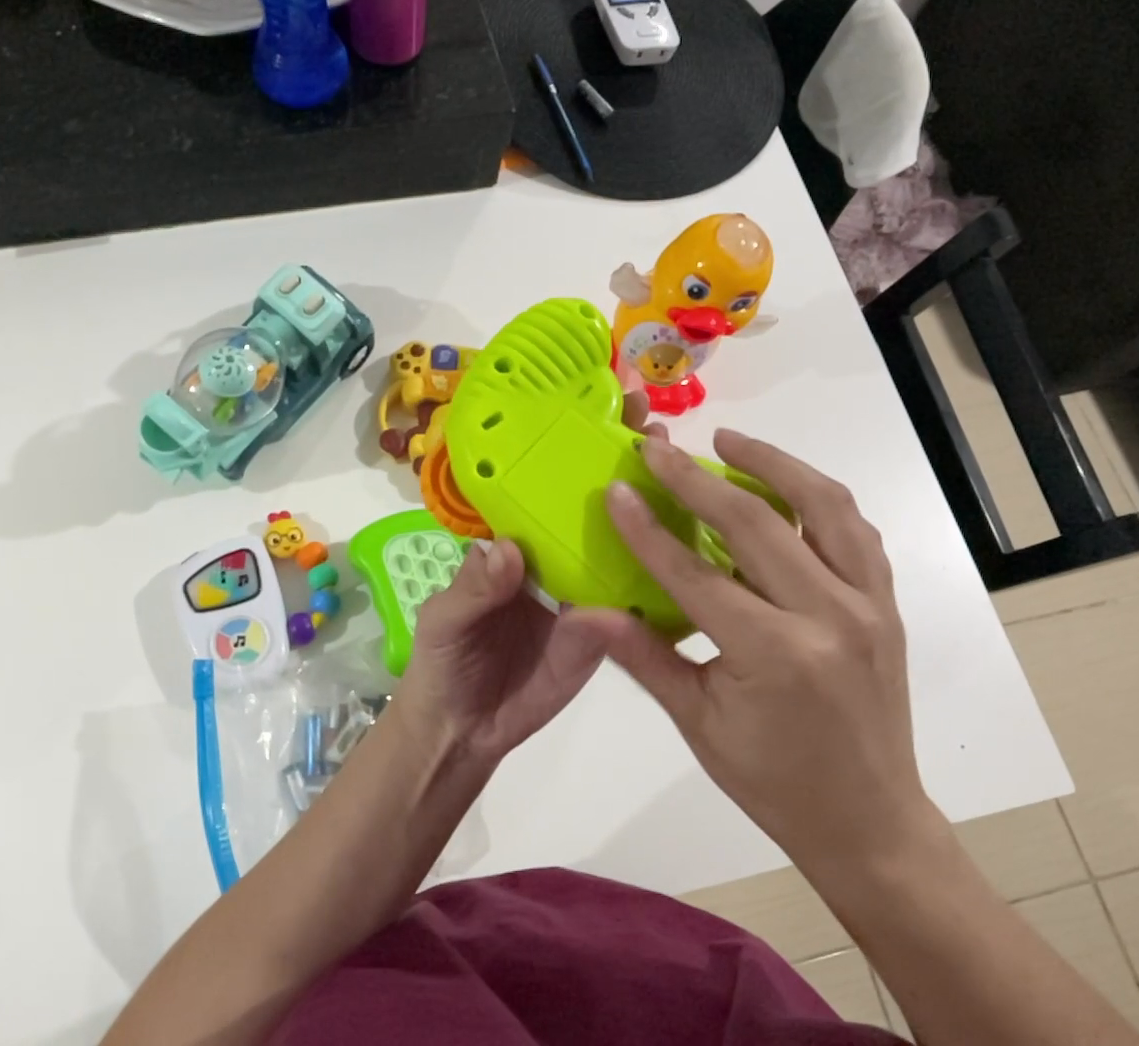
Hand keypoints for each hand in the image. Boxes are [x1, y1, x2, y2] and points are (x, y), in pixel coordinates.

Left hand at [388, 388, 661, 766]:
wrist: (465, 728)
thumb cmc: (442, 662)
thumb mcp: (444, 619)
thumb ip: (473, 587)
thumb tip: (509, 551)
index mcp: (510, 546)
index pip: (540, 491)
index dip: (564, 452)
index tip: (593, 409)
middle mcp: (551, 560)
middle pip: (588, 510)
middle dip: (619, 465)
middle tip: (651, 424)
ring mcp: (582, 595)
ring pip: (618, 548)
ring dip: (649, 512)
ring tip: (686, 472)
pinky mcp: (604, 633)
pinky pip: (633, 603)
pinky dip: (660, 579)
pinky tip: (696, 548)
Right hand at [597, 430, 938, 864]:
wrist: (869, 820)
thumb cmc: (771, 781)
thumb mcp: (697, 723)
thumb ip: (644, 656)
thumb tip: (585, 612)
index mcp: (775, 654)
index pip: (696, 573)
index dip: (648, 529)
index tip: (616, 488)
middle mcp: (829, 616)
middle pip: (756, 523)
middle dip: (697, 479)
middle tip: (657, 449)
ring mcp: (868, 604)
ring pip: (824, 506)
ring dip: (774, 463)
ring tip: (728, 439)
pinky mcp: (886, 603)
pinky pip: (856, 530)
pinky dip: (818, 496)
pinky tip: (785, 485)